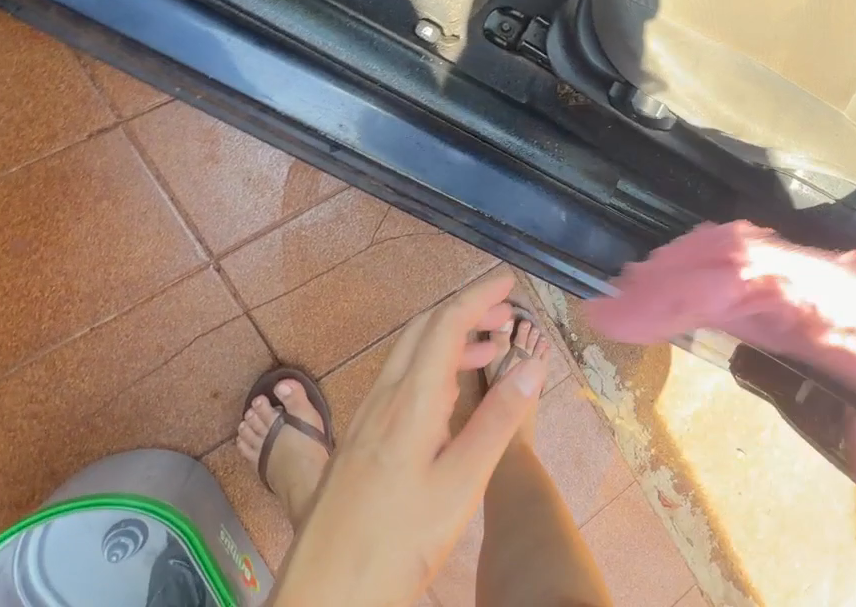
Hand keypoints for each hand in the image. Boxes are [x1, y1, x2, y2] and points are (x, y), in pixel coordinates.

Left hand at [271, 270, 549, 605]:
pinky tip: (450, 397)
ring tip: (489, 349)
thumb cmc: (398, 543)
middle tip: (505, 311)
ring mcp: (366, 421)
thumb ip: (497, 420)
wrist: (324, 600)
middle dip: (464, 309)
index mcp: (410, 402)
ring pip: (409, 356)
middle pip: (423, 331)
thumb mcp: (461, 484)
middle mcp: (383, 400)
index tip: (508, 280)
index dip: (476, 296)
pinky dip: (433, 368)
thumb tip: (531, 364)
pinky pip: (400, 382)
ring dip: (449, 338)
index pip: (445, 325)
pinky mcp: (360, 444)